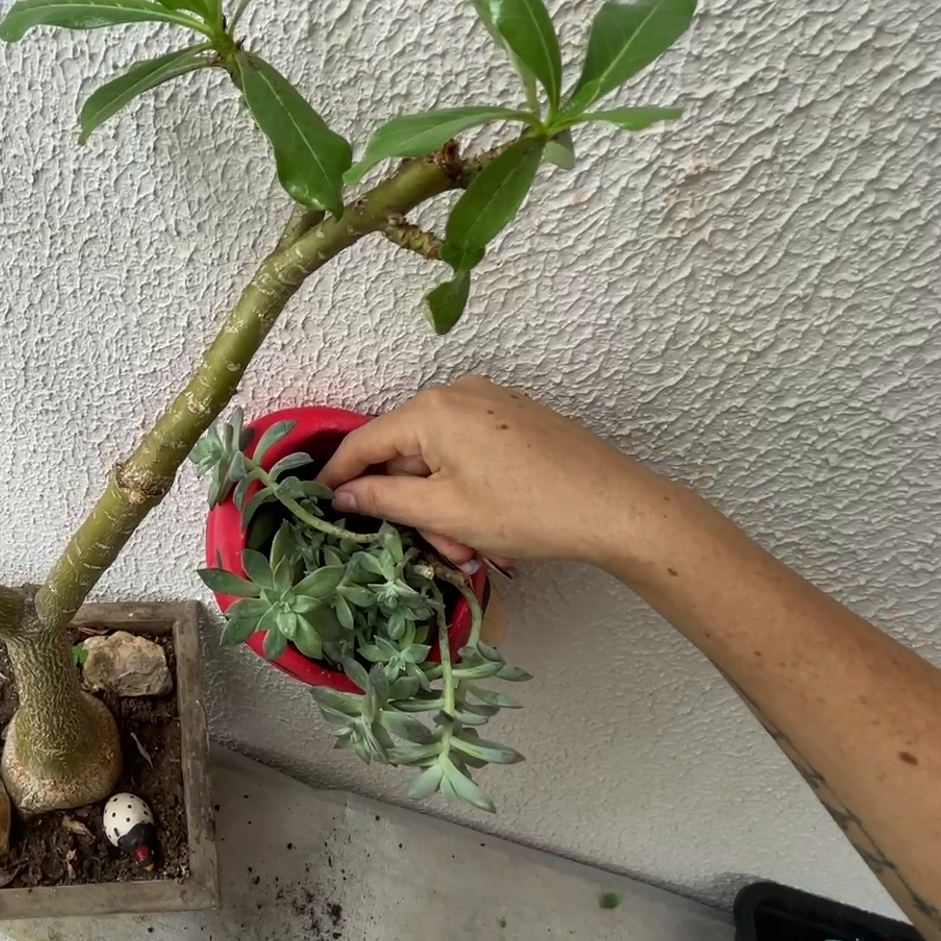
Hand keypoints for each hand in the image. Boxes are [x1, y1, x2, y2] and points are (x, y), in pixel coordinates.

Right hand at [315, 377, 686, 570]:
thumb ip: (381, 498)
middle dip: (412, 504)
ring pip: (436, 456)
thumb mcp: (443, 512)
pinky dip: (462, 484)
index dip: (337, 477)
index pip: (363, 443)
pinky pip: (465, 448)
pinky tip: (484, 518)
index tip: (319, 503)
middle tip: (436, 547)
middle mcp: (455, 394)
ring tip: (467, 545)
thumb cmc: (527, 511)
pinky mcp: (513, 414)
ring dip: (439, 502)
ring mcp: (488, 400)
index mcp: (430, 411)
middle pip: (404, 453)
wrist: (620, 508)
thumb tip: (341, 494)